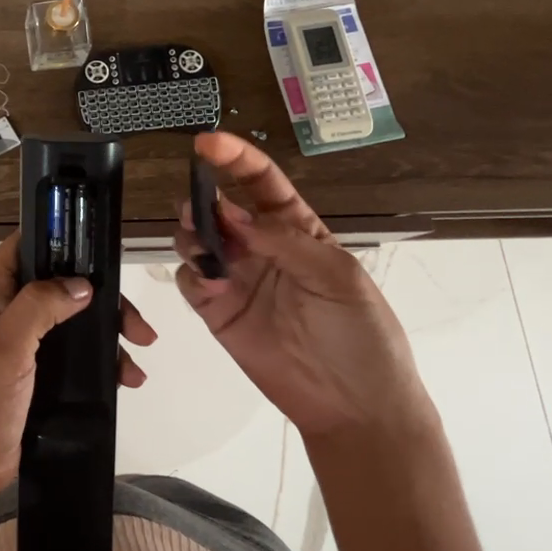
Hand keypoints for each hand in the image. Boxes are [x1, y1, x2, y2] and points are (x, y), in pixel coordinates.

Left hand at [0, 230, 157, 493]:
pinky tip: (127, 377)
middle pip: (60, 281)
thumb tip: (82, 283)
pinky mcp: (37, 366)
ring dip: (108, 330)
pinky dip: (103, 358)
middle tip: (137, 326)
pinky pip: (76, 348)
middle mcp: (4, 306)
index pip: (26, 245)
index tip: (103, 253)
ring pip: (74, 315)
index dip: (62, 240)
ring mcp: (22, 337)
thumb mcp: (7, 346)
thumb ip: (41, 306)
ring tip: (140, 353)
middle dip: (102, 298)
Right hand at [175, 132, 431, 440]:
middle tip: (203, 214)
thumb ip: (286, 241)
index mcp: (296, 229)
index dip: (234, 157)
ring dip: (192, 235)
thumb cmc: (361, 335)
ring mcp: (236, 279)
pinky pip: (190, 280)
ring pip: (196, 239)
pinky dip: (192, 274)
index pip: (260, 181)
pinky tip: (211, 286)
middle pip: (218, 207)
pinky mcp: (217, 311)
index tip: (206, 142)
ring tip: (206, 252)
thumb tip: (234, 216)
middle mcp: (260, 247)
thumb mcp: (338, 278)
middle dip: (203, 201)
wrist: (353, 407)